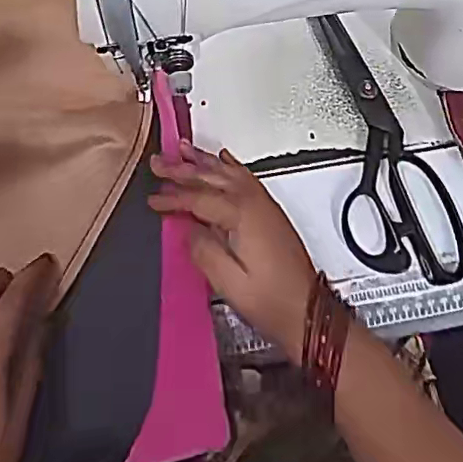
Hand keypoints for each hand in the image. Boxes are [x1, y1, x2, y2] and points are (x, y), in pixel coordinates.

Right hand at [148, 146, 317, 360]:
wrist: (308, 312)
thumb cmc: (273, 301)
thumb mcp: (229, 283)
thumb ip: (204, 251)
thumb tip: (189, 230)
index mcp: (242, 215)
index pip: (197, 198)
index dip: (172, 198)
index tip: (154, 200)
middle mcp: (254, 203)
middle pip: (211, 177)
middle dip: (181, 169)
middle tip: (159, 163)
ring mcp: (263, 205)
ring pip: (227, 172)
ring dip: (203, 160)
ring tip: (184, 149)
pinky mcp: (269, 212)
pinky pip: (244, 176)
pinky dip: (229, 165)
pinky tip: (223, 160)